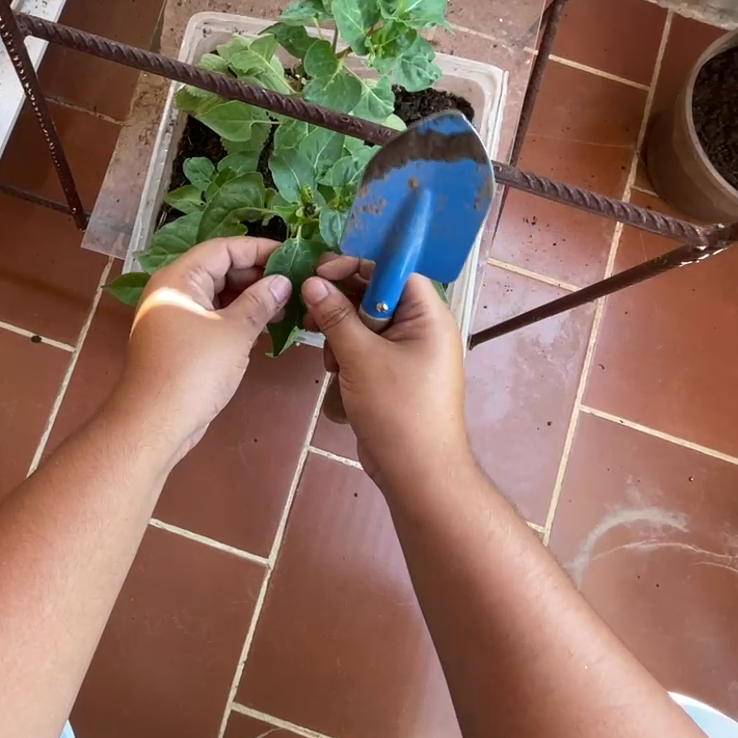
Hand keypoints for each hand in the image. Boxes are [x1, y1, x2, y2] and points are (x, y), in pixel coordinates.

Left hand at [112, 237, 291, 455]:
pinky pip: (213, 317)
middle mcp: (173, 291)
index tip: (293, 256)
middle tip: (294, 283)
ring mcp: (175, 316)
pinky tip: (266, 326)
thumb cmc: (193, 370)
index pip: (223, 248)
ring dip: (250, 299)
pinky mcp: (181, 341)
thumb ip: (260, 302)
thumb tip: (282, 282)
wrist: (155, 421)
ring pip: (218, 295)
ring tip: (287, 305)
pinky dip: (237, 318)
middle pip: (220, 269)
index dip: (259, 248)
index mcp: (179, 278)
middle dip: (257, 275)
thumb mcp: (234, 332)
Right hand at [302, 255, 469, 492]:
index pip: (395, 270)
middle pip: (376, 295)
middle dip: (342, 303)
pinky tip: (335, 371)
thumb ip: (335, 316)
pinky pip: (366, 349)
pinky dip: (347, 354)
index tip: (322, 272)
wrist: (417, 472)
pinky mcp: (393, 374)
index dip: (358, 265)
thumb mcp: (361, 357)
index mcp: (428, 316)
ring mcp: (408, 353)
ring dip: (341, 333)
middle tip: (309, 307)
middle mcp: (422, 329)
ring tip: (329, 356)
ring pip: (366, 324)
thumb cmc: (397, 409)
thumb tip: (312, 282)